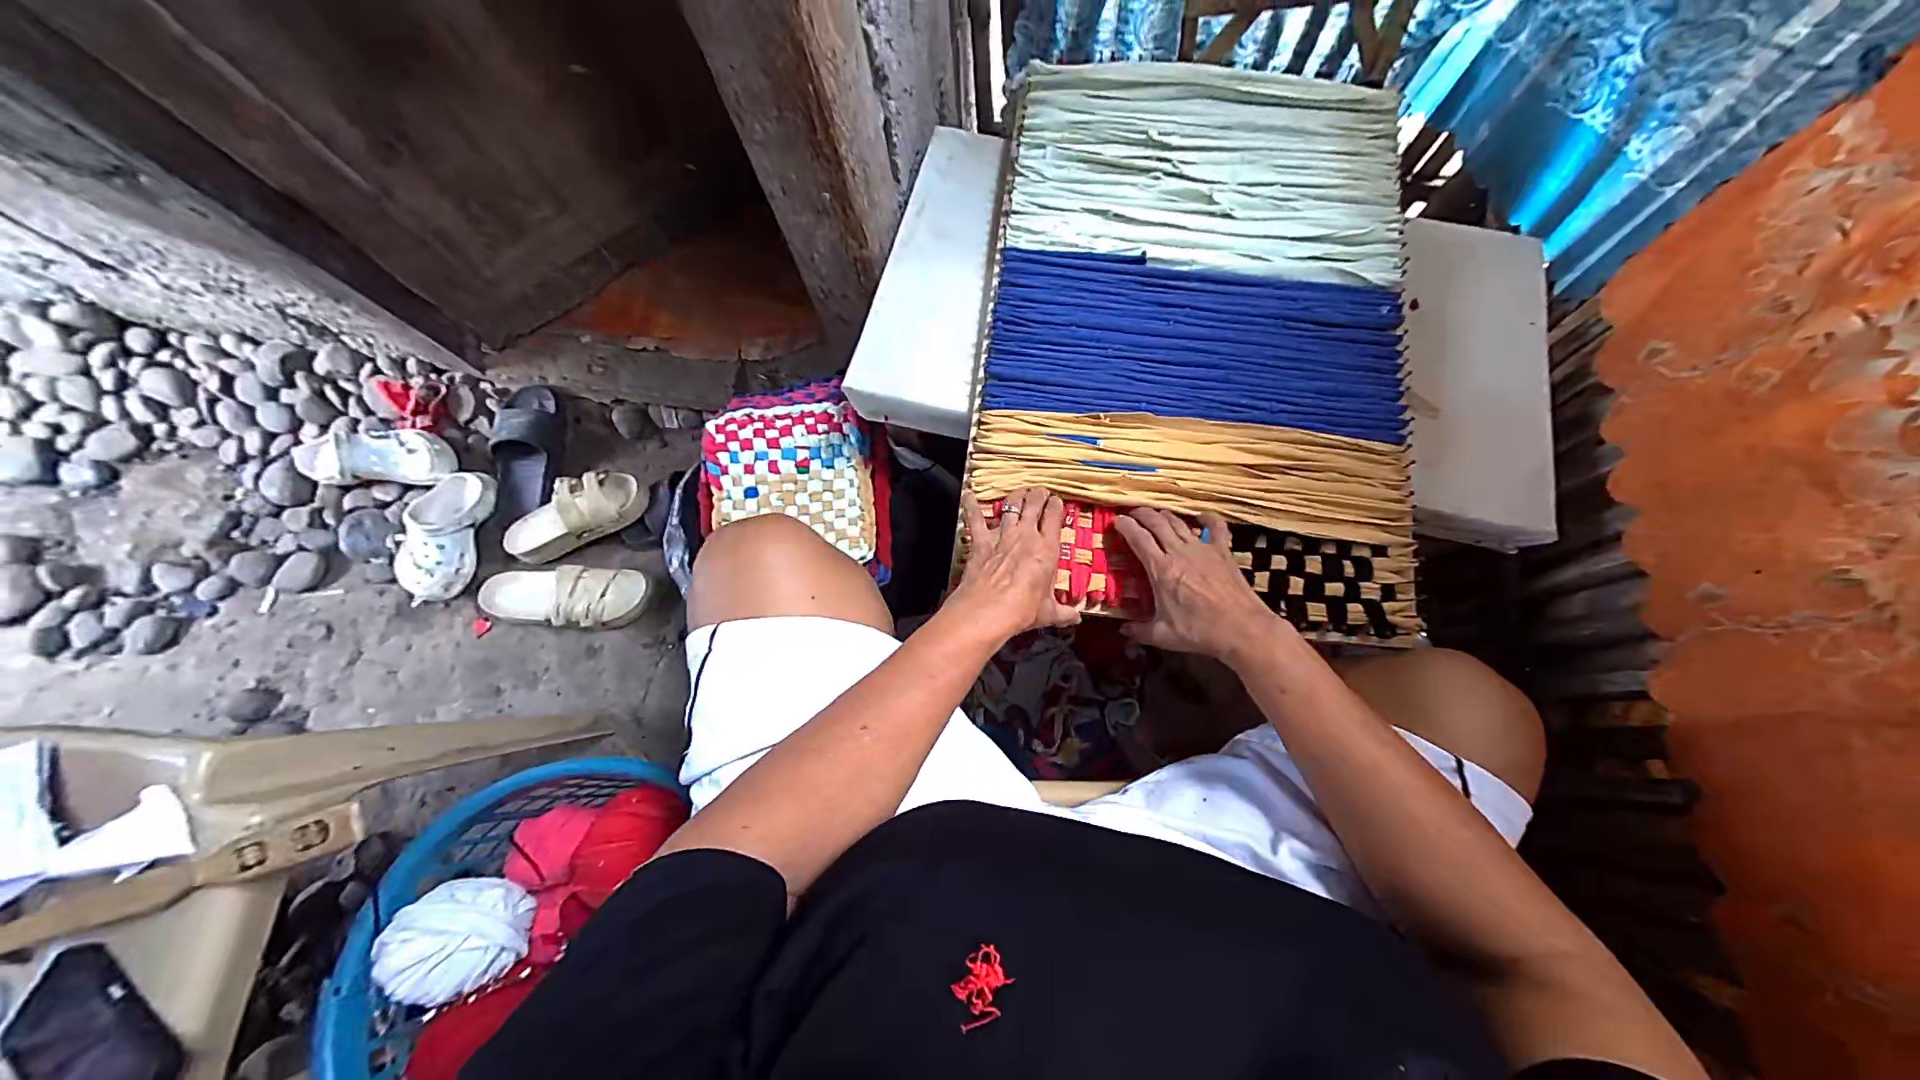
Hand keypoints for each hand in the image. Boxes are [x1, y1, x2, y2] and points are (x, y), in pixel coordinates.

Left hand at [950, 487, 1080, 642]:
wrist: (989, 609)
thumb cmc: (1023, 610)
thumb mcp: (1049, 613)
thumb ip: (1064, 613)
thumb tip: (1076, 618)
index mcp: (1047, 549)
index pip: (1055, 517)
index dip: (1056, 506)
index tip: (1057, 501)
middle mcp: (1026, 535)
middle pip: (1033, 504)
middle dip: (1038, 495)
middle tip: (1040, 491)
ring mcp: (1002, 535)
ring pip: (1010, 506)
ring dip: (1015, 496)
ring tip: (1018, 492)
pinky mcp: (980, 541)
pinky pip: (975, 518)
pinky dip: (970, 505)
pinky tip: (967, 494)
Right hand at [1112, 508, 1291, 665]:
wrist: (1242, 628)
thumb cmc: (1200, 632)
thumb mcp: (1163, 636)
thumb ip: (1139, 631)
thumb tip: (1123, 631)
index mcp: (1161, 570)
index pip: (1138, 538)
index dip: (1125, 526)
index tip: (1117, 520)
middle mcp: (1180, 553)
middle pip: (1157, 523)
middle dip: (1142, 514)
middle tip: (1133, 513)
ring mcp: (1203, 549)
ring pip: (1179, 523)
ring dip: (1165, 515)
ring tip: (1156, 514)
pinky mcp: (1223, 552)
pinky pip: (1216, 527)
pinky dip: (1207, 518)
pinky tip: (1201, 516)